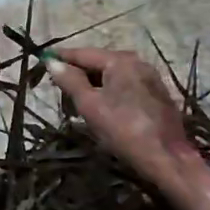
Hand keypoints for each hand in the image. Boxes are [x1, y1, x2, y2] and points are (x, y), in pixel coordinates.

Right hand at [46, 48, 197, 184]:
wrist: (166, 157)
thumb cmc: (123, 129)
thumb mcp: (90, 105)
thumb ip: (70, 81)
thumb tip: (52, 62)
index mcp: (120, 60)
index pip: (84, 53)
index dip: (62, 57)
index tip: (43, 59)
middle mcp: (137, 62)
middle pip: (99, 61)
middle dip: (77, 70)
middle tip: (56, 81)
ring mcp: (149, 78)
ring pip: (113, 74)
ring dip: (92, 81)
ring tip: (74, 94)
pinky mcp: (156, 94)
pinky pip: (125, 84)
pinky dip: (108, 89)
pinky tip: (99, 103)